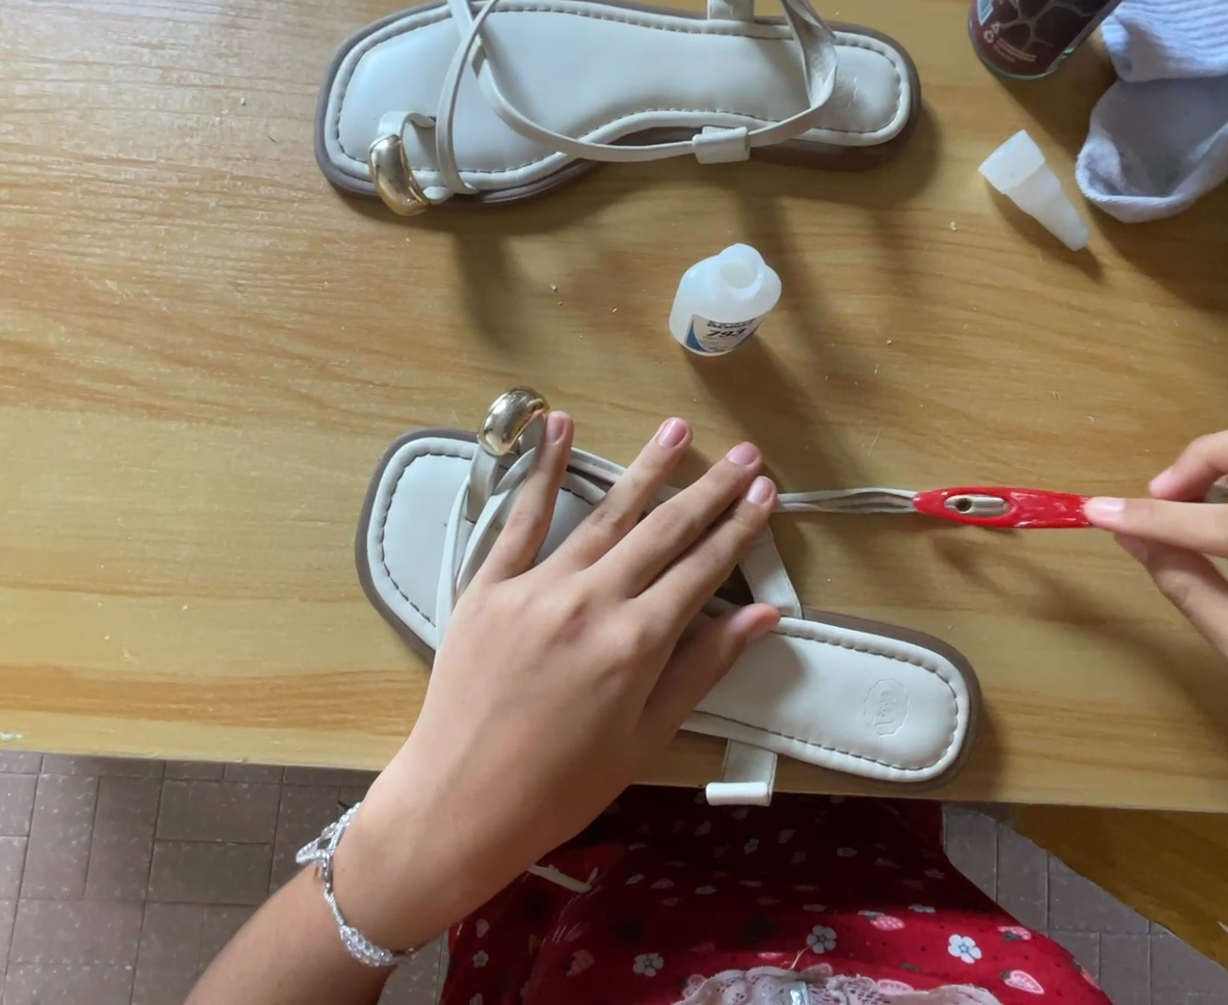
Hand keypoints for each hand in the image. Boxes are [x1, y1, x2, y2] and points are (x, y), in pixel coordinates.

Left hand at [334, 412, 780, 948]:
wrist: (462, 801)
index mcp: (637, 643)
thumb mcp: (648, 735)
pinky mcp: (489, 584)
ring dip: (646, 469)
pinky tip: (562, 427)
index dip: (740, 527)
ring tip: (677, 429)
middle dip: (710, 489)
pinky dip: (543, 469)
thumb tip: (764, 615)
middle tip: (744, 452)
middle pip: (664, 531)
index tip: (766, 492)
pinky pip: (520, 517)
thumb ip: (704, 666)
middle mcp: (593, 601)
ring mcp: (537, 586)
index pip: (703, 568)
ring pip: (605, 513)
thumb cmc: (565, 783)